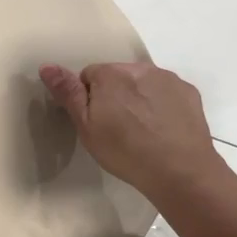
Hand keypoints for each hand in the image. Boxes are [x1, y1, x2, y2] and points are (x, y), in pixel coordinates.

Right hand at [39, 62, 227, 193]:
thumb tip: (46, 66)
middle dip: (114, 95)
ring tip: (142, 130)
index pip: (88, 76)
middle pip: (117, 76)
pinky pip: (166, 92)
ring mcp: (168, 78)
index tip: (96, 122)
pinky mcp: (189, 92)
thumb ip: (68, 93)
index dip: (89, 99)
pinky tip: (162, 129)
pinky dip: (161, 104)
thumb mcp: (87, 127)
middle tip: (118, 128)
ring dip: (138, 98)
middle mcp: (140, 68)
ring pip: (143, 83)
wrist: (179, 170)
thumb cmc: (125, 151)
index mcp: (111, 74)